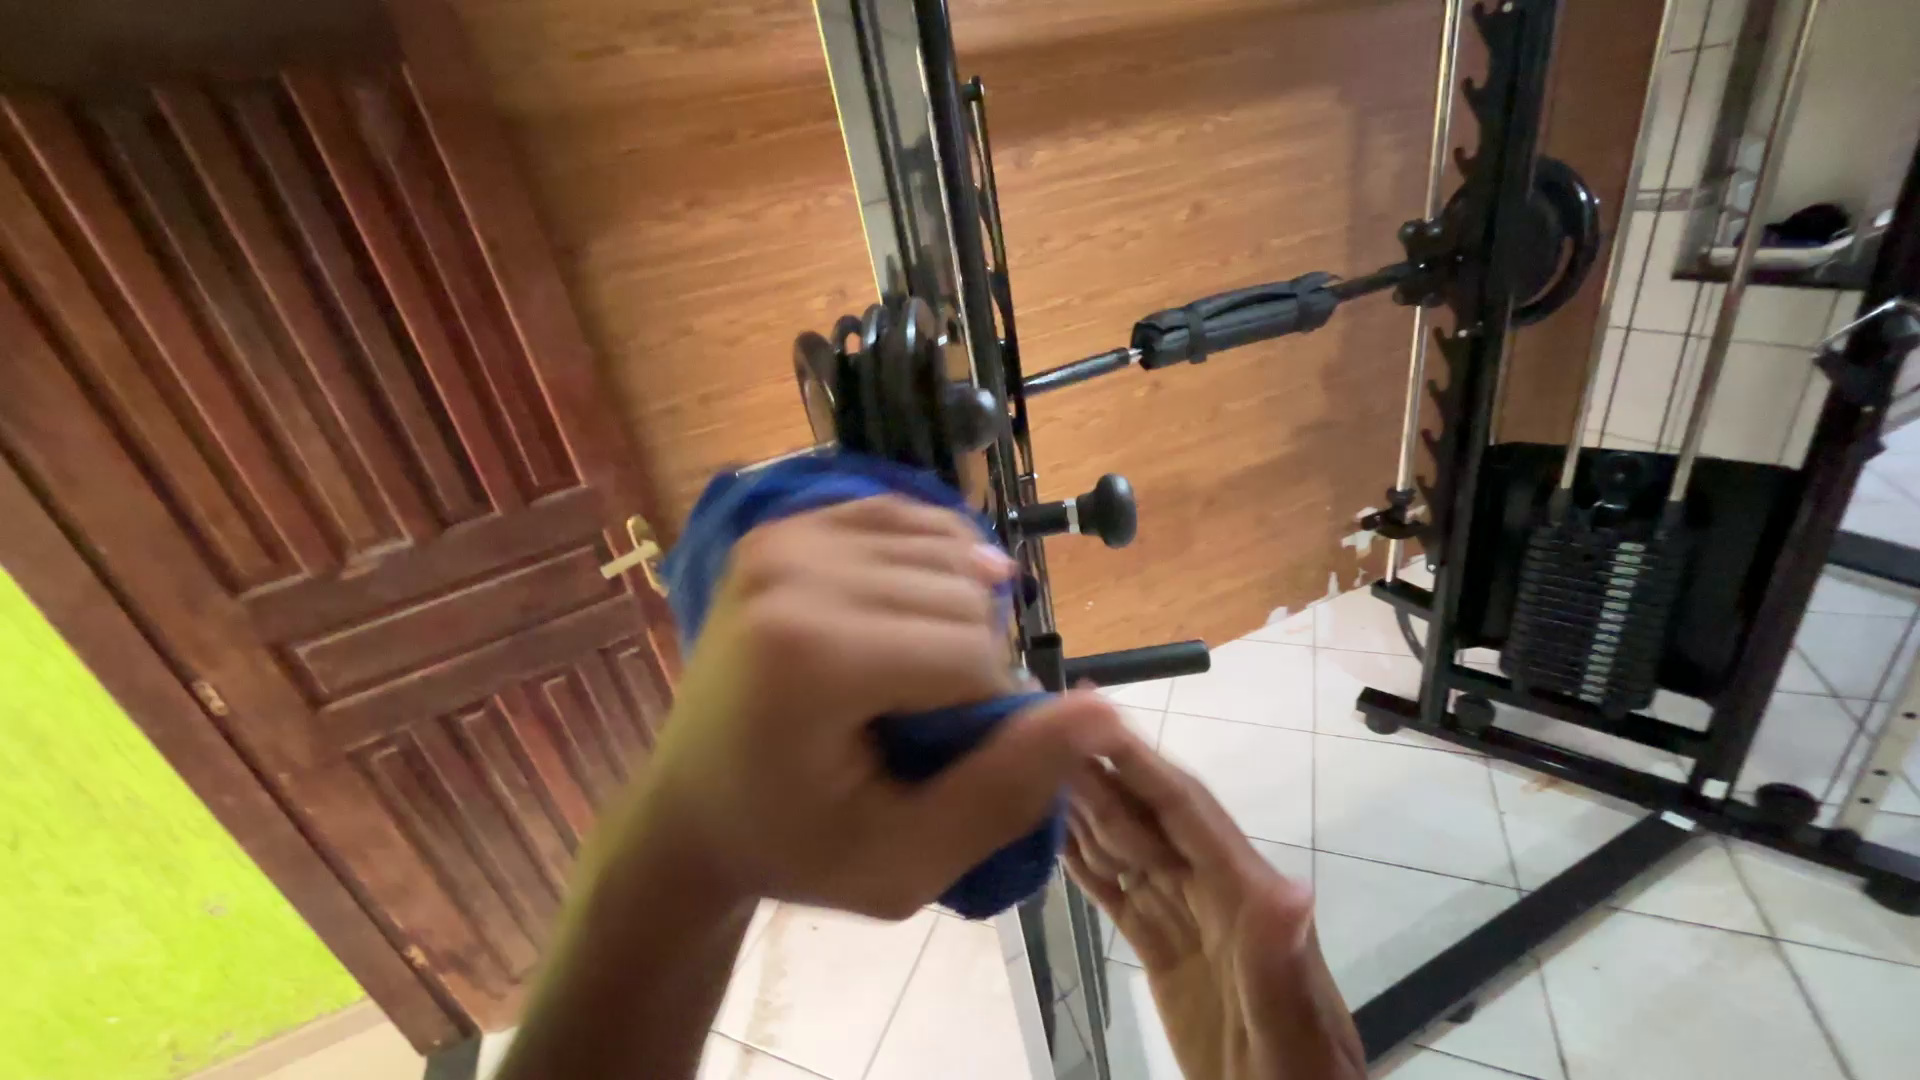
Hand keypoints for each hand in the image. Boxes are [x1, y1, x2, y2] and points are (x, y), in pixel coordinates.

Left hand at [625, 496, 1126, 919]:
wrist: (693, 809)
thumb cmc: (798, 845)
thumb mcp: (908, 857)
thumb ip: (1008, 786)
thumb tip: (1104, 711)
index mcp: (812, 657)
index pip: (972, 656)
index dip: (988, 714)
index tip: (945, 758)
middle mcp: (794, 573)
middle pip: (963, 596)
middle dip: (971, 661)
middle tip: (924, 718)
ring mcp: (785, 539)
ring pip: (948, 551)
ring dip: (958, 612)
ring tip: (916, 670)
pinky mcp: (786, 526)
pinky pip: (907, 518)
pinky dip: (936, 560)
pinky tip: (921, 608)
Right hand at [1066, 731, 1363, 1079]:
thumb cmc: (1299, 1078)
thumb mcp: (1292, 1033)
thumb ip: (1283, 965)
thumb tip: (1291, 892)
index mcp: (1243, 893)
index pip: (1183, 809)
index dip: (1140, 761)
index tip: (1094, 715)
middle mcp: (1210, 889)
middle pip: (1144, 817)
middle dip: (1099, 771)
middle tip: (1042, 727)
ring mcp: (1182, 917)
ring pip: (1124, 846)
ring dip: (1083, 806)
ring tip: (1036, 766)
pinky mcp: (1160, 948)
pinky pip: (1115, 891)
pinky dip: (1082, 860)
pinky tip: (1053, 834)